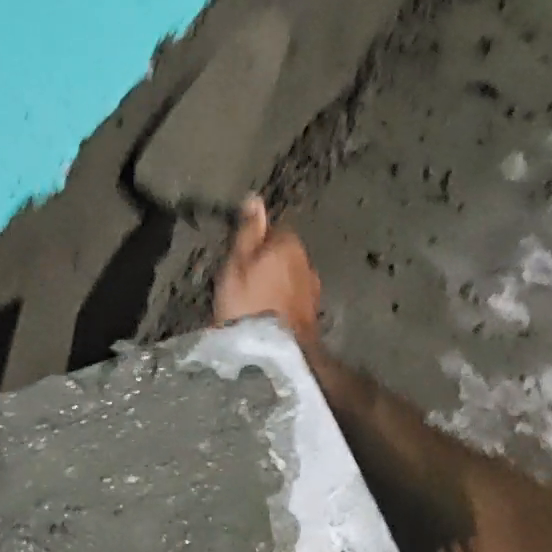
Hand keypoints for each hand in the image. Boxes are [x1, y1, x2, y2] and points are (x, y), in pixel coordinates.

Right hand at [214, 196, 321, 347]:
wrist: (275, 353)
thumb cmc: (248, 305)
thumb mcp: (237, 264)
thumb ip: (249, 231)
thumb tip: (255, 198)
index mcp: (290, 245)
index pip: (273, 229)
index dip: (253, 244)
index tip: (237, 262)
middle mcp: (308, 263)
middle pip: (283, 254)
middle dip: (266, 265)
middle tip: (242, 285)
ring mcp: (313, 290)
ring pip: (289, 278)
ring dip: (275, 286)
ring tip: (253, 305)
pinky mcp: (313, 314)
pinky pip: (293, 300)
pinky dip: (282, 304)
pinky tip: (268, 318)